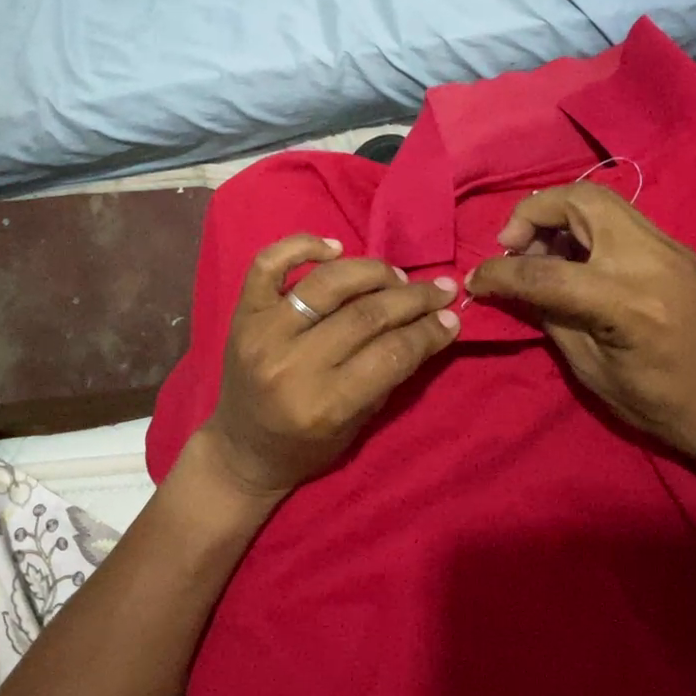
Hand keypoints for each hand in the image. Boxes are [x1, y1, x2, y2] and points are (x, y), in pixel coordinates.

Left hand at [196, 234, 459, 499]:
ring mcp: (262, 334)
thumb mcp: (357, 426)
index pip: (390, 354)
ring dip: (371, 271)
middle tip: (441, 289)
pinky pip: (268, 264)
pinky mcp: (243, 313)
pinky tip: (334, 248)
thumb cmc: (306, 446)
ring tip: (397, 276)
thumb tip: (434, 323)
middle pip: (365, 315)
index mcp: (322, 405)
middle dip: (413, 299)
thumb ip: (390, 375)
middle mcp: (290, 365)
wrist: (242, 450)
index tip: (453, 318)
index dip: (428, 332)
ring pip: (326, 283)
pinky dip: (301, 246)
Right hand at [464, 183, 695, 469]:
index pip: (546, 271)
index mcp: (628, 304)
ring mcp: (670, 247)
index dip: (501, 272)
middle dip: (533, 212)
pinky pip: (620, 217)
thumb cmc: (660, 405)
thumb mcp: (591, 370)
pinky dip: (586, 224)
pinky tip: (575, 256)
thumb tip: (509, 285)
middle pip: (580, 200)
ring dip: (559, 214)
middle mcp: (651, 260)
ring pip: (601, 198)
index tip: (477, 279)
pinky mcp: (676, 247)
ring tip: (541, 250)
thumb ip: (548, 316)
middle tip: (513, 245)